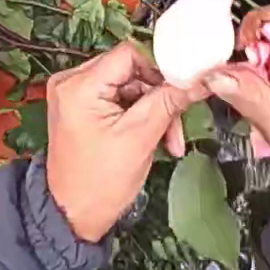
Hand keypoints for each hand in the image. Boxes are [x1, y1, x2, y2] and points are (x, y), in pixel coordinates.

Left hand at [45, 43, 208, 242]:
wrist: (73, 216)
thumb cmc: (98, 183)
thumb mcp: (140, 138)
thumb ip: (169, 102)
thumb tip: (198, 80)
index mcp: (79, 85)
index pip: (129, 54)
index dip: (161, 66)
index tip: (184, 83)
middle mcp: (71, 81)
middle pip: (130, 70)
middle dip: (158, 95)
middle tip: (178, 121)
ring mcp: (75, 93)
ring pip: (129, 85)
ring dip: (153, 109)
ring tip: (170, 139)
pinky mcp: (81, 106)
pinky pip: (119, 97)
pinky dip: (139, 114)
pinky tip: (154, 136)